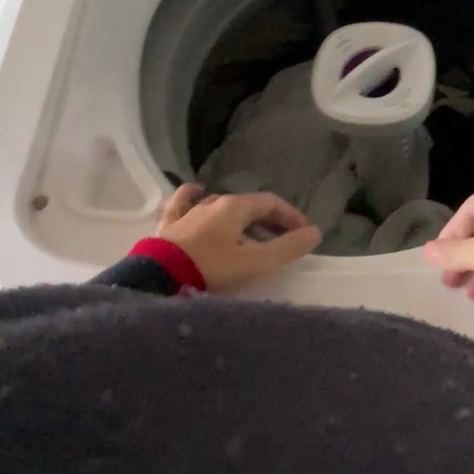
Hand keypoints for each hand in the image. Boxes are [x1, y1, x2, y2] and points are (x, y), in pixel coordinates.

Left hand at [155, 184, 321, 291]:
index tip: (304, 233)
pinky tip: (196, 194)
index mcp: (236, 207)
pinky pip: (183, 203)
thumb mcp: (254, 263)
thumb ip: (286, 249)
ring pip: (219, 205)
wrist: (158, 279)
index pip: (271, 203)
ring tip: (248, 231)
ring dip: (239, 216)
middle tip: (283, 238)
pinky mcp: (168, 225)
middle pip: (248, 205)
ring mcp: (188, 212)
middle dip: (269, 220)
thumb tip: (315, 233)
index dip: (290, 216)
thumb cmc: (211, 269)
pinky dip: (193, 198)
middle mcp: (213, 202)